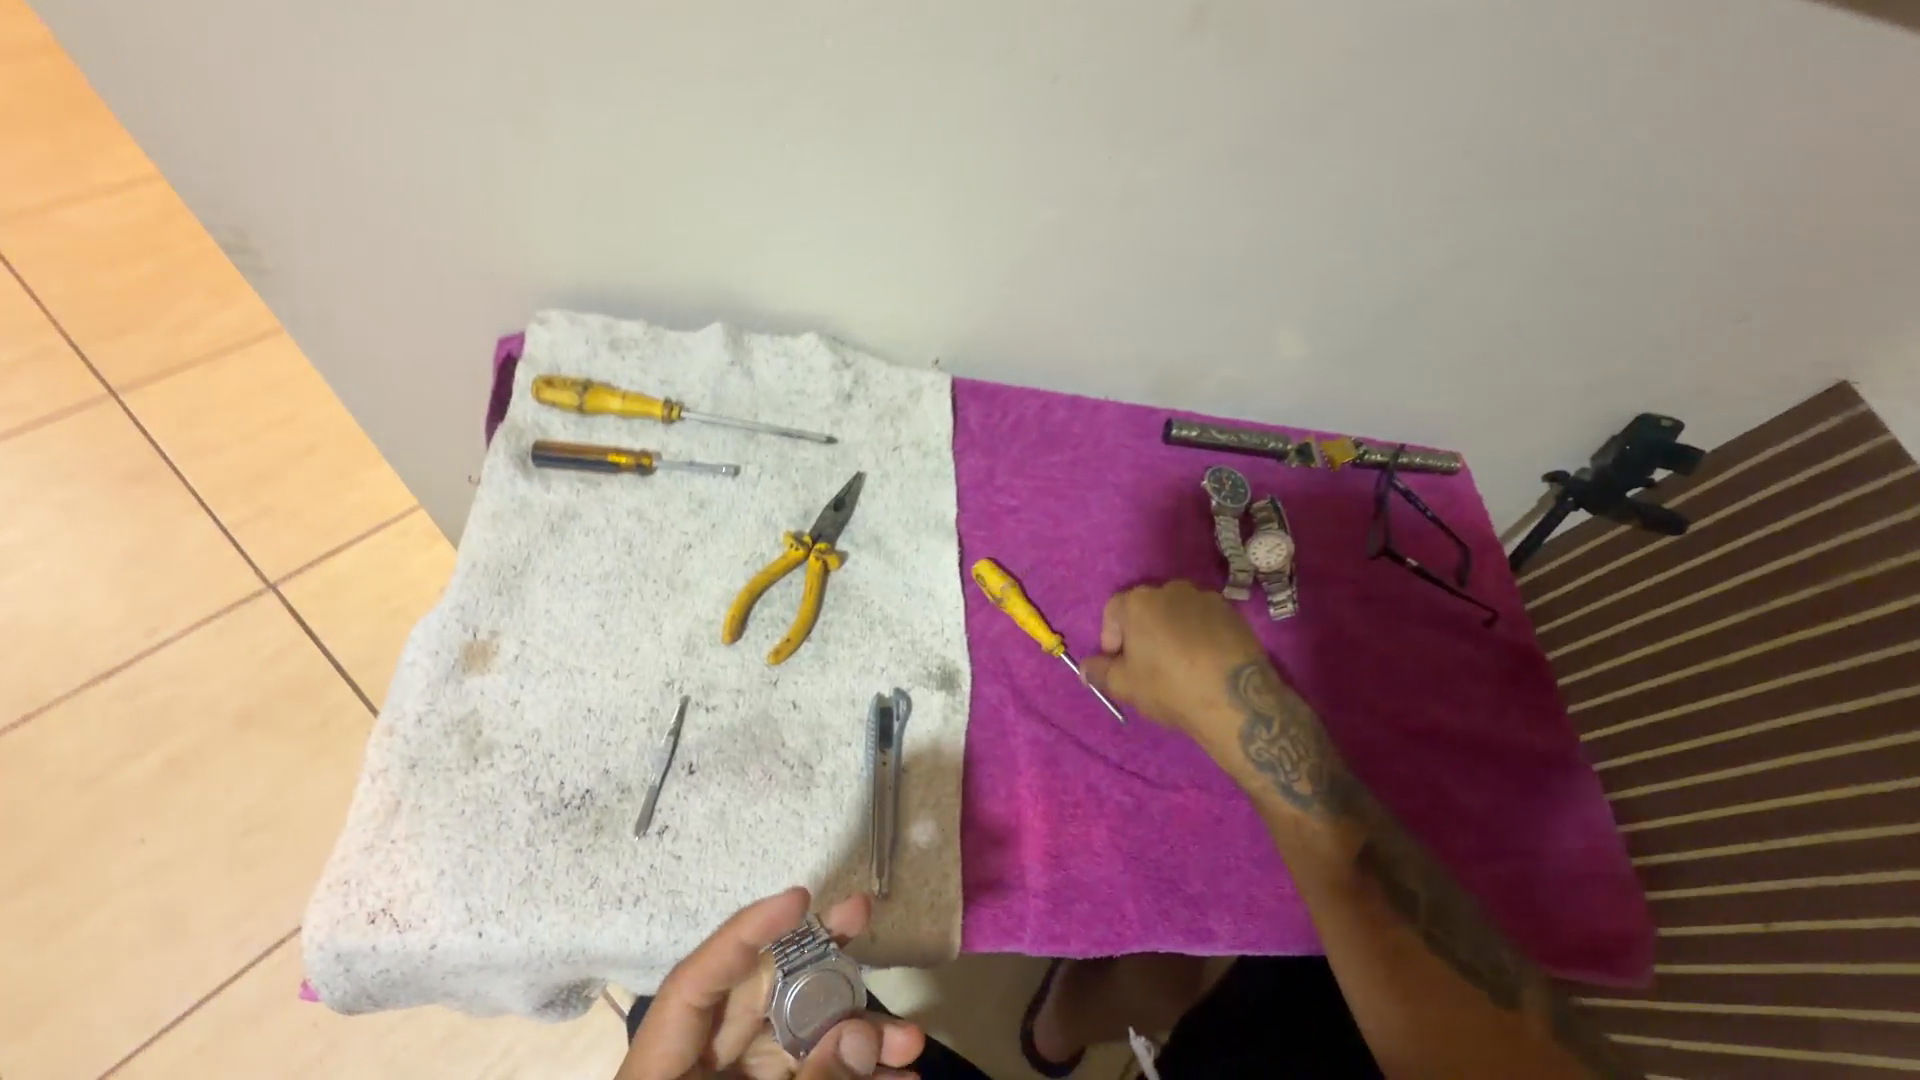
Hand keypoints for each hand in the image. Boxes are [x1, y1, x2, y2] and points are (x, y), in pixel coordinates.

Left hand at [617, 888, 924, 1079]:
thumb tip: (869, 1034)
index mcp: (663, 1072)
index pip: (699, 982)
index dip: (747, 933)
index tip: (800, 898)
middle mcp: (700, 1070)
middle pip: (759, 997)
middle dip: (821, 964)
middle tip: (864, 914)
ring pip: (799, 1042)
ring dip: (857, 1035)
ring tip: (912, 1040)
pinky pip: (814, 1079)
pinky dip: (855, 1077)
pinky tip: (899, 1079)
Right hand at [1080, 581, 1281, 748]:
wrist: (1236, 699)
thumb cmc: (1169, 687)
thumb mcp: (1125, 685)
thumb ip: (1100, 672)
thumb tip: (1086, 668)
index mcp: (1139, 601)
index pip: (1113, 611)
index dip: (1111, 638)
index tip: (1118, 663)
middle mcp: (1171, 590)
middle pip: (1146, 609)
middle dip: (1141, 633)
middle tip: (1147, 665)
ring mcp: (1206, 598)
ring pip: (1177, 613)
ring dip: (1171, 632)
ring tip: (1178, 665)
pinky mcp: (1233, 613)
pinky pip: (1204, 621)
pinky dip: (1198, 635)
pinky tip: (1203, 662)